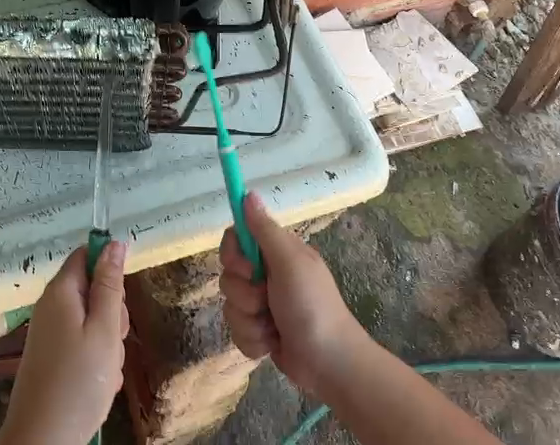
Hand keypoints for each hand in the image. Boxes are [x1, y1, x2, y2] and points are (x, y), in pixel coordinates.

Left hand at [0, 240, 129, 444]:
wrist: (42, 439)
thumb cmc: (78, 382)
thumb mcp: (104, 330)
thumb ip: (110, 286)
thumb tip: (114, 243)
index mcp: (61, 291)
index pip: (86, 255)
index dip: (108, 268)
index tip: (121, 297)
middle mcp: (52, 306)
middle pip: (93, 289)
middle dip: (112, 313)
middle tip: (113, 340)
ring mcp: (51, 332)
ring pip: (93, 320)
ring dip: (107, 341)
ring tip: (105, 368)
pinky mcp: (53, 356)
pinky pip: (83, 344)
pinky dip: (96, 359)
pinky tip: (99, 382)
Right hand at [219, 193, 368, 401]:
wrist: (330, 364)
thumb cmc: (312, 307)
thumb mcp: (290, 263)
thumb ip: (265, 230)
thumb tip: (248, 194)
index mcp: (276, 252)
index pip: (236, 238)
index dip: (233, 254)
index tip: (247, 269)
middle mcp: (267, 275)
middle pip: (229, 275)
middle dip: (244, 296)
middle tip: (267, 301)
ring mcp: (262, 305)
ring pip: (231, 307)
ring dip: (250, 322)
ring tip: (274, 329)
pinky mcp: (260, 332)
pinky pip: (237, 332)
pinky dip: (254, 341)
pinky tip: (272, 344)